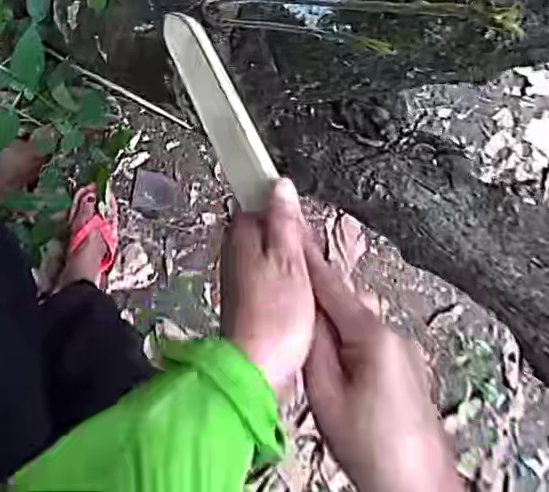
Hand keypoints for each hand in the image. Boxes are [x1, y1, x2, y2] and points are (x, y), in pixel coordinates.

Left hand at [219, 178, 313, 396]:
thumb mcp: (289, 259)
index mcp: (241, 231)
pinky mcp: (249, 296)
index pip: (266, 206)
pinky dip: (292, 288)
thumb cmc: (274, 314)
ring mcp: (240, 272)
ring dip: (297, 269)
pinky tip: (304, 303)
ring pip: (276, 258)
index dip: (293, 220)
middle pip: (273, 233)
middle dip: (297, 246)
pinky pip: (275, 280)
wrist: (257, 364)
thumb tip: (280, 184)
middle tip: (314, 268)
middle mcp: (235, 247)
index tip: (309, 238)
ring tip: (313, 288)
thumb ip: (284, 220)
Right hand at [303, 238, 461, 491]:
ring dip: (319, 304)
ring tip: (289, 295)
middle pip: (336, 293)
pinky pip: (359, 333)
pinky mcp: (400, 368)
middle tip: (275, 254)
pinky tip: (319, 331)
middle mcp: (389, 333)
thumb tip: (299, 305)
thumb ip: (310, 339)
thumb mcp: (324, 389)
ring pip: (347, 314)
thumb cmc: (371, 447)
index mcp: (370, 333)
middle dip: (305, 276)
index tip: (280, 213)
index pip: (324, 278)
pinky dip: (335, 324)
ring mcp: (399, 351)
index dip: (299, 245)